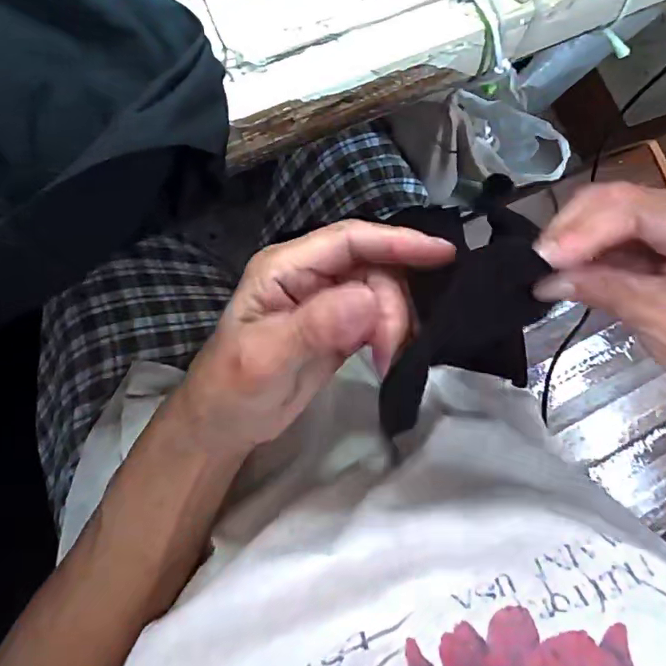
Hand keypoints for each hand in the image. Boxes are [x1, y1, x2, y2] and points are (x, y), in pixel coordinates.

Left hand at [173, 220, 455, 455]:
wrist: (222, 424)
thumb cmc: (231, 387)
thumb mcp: (265, 358)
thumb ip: (315, 326)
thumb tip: (368, 299)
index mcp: (284, 266)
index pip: (348, 240)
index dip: (396, 241)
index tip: (442, 254)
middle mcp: (308, 273)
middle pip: (372, 266)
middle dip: (392, 304)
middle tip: (388, 352)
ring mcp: (325, 299)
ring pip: (381, 291)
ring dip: (395, 323)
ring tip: (384, 363)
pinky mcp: (340, 325)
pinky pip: (379, 315)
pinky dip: (393, 334)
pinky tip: (388, 360)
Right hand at [532, 182, 665, 419]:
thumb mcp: (663, 322)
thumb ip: (606, 291)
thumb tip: (546, 278)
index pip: (631, 209)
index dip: (583, 229)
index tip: (545, 259)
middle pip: (611, 199)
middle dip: (570, 228)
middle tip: (536, 262)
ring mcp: (665, 217)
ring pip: (599, 208)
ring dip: (568, 235)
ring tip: (543, 265)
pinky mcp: (645, 232)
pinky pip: (599, 226)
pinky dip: (576, 245)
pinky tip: (560, 266)